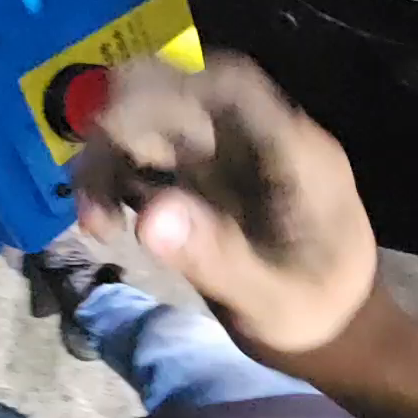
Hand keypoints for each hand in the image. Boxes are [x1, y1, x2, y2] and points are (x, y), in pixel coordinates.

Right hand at [76, 53, 377, 353]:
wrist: (329, 331)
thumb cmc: (312, 311)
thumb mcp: (270, 296)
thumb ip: (214, 256)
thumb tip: (148, 218)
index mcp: (288, 151)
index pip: (229, 86)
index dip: (168, 85)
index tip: (113, 119)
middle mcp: (249, 145)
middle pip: (175, 103)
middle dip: (121, 133)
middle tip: (88, 185)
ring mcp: (219, 162)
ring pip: (150, 132)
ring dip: (109, 163)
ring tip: (95, 222)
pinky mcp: (194, 185)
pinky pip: (143, 165)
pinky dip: (113, 184)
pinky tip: (102, 223)